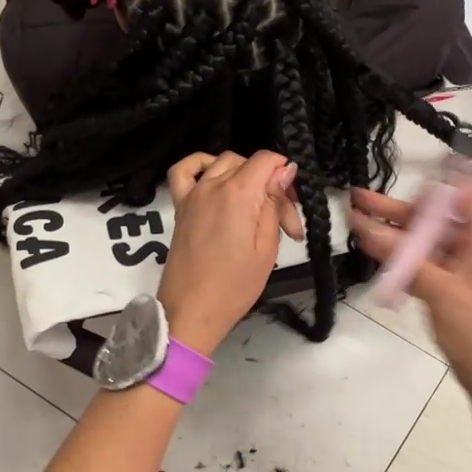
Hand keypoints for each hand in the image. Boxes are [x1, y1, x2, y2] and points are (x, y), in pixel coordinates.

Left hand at [158, 151, 298, 354]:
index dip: (284, 175)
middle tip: (280, 219)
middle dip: (268, 183)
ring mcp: (192, 194)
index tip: (291, 206)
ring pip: (221, 163)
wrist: (191, 311)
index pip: (266, 160)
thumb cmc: (234, 287)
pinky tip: (213, 178)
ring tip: (252, 204)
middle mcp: (212, 185)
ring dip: (242, 175)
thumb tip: (283, 170)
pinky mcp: (180, 206)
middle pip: (247, 164)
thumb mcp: (266, 248)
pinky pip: (184, 171)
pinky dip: (199, 165)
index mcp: (238, 194)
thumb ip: (273, 204)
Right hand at [349, 183, 471, 393]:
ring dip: (392, 233)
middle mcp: (471, 245)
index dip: (435, 180)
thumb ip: (403, 258)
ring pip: (421, 239)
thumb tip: (366, 228)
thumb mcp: (441, 291)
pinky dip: (398, 257)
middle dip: (396, 209)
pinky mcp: (445, 285)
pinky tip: (370, 251)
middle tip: (358, 200)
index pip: (463, 193)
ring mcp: (458, 266)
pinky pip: (419, 262)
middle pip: (433, 216)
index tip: (401, 174)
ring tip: (354, 222)